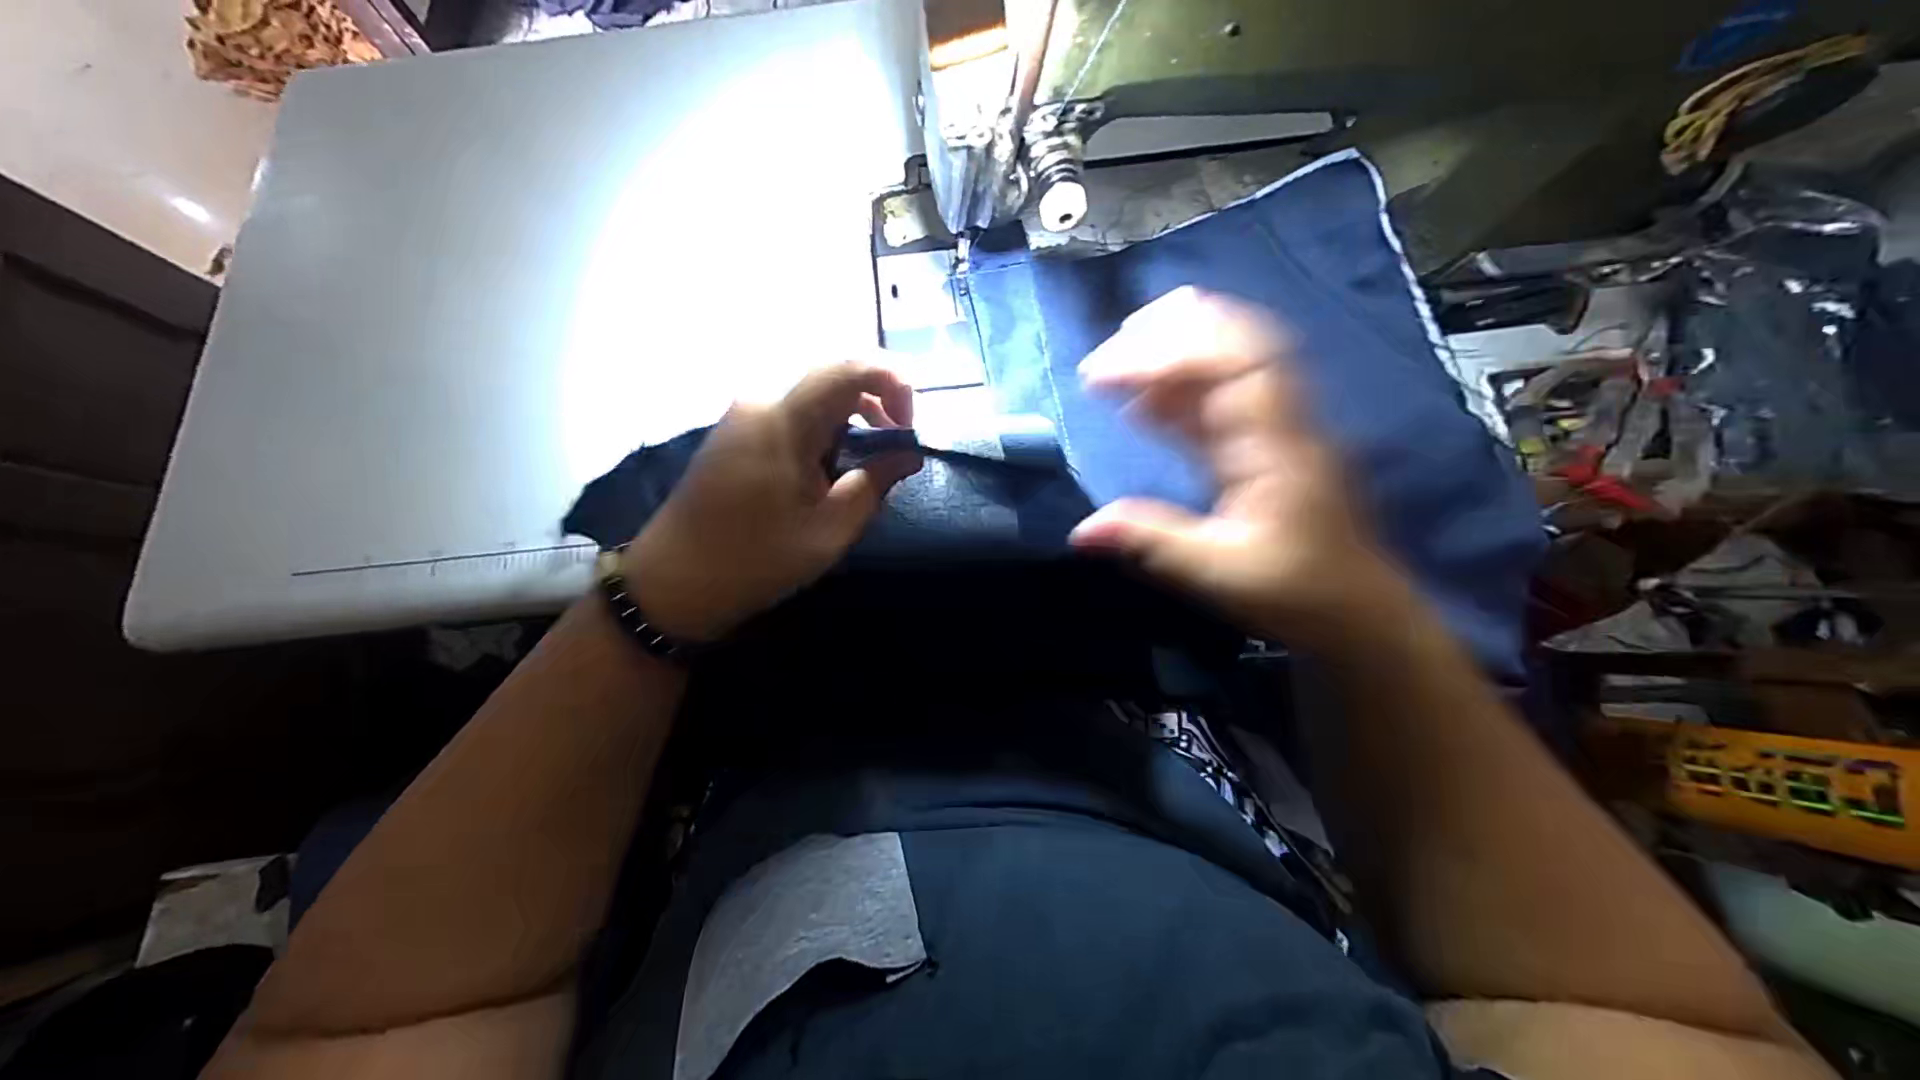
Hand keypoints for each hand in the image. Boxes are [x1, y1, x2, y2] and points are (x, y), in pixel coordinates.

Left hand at [622, 362, 922, 641]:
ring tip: (862, 470)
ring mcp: (742, 416)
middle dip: (876, 405)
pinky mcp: (734, 432)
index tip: (908, 427)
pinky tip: (826, 472)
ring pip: (813, 398)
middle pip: (833, 379)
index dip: (894, 383)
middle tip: (895, 451)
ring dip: (849, 422)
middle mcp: (760, 402)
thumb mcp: (829, 531)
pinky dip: (822, 431)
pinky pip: (790, 415)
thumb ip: (874, 483)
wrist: (672, 582)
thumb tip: (908, 452)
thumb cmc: (755, 560)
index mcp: (784, 421)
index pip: (850, 368)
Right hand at [1067, 287, 1411, 651]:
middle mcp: (1281, 423)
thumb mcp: (1219, 573)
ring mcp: (1274, 432)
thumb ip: (1152, 542)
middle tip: (1112, 345)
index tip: (1104, 372)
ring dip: (1175, 352)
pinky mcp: (1262, 449)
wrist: (1358, 614)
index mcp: (1278, 446)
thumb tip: (1082, 530)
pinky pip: (1220, 403)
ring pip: (1231, 366)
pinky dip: (1178, 391)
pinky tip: (1139, 402)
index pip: (1232, 366)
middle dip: (1174, 332)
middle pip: (1240, 344)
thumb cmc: (1297, 594)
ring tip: (1118, 357)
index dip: (1166, 353)